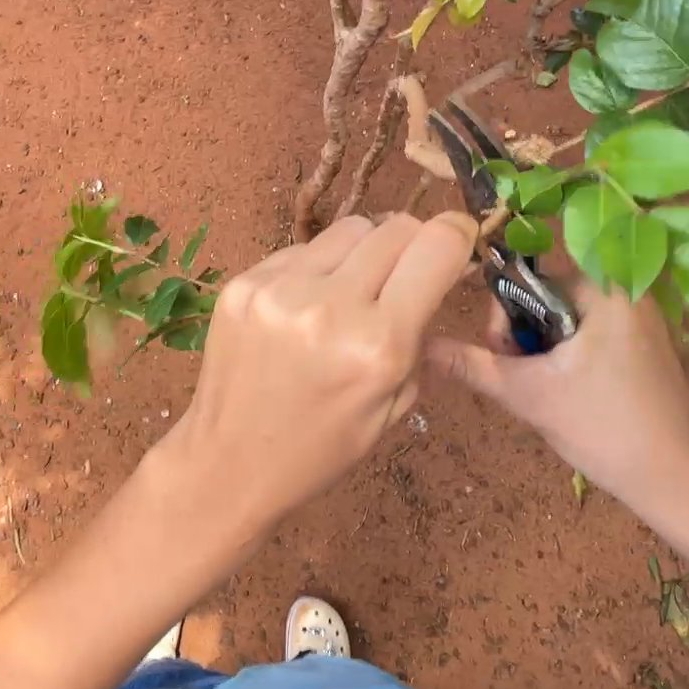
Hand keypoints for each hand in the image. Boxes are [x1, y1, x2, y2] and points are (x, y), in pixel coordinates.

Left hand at [154, 212, 477, 531]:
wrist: (229, 461)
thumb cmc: (323, 446)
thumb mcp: (395, 404)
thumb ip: (420, 332)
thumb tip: (435, 272)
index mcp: (379, 344)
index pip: (436, 246)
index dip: (457, 234)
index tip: (458, 238)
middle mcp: (330, 304)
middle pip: (395, 227)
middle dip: (412, 244)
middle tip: (403, 273)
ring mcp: (279, 288)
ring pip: (349, 229)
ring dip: (364, 251)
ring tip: (349, 291)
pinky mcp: (243, 282)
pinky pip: (302, 250)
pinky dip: (316, 268)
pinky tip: (303, 306)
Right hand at [427, 283, 688, 517]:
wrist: (684, 485)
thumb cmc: (607, 430)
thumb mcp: (529, 395)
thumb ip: (472, 365)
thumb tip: (420, 345)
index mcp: (603, 285)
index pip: (524, 280)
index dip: (503, 320)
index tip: (508, 363)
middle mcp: (624, 288)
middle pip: (542, 299)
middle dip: (524, 341)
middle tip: (530, 386)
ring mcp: (639, 315)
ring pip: (562, 320)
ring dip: (544, 354)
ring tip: (551, 395)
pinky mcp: (644, 341)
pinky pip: (587, 333)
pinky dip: (568, 359)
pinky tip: (573, 395)